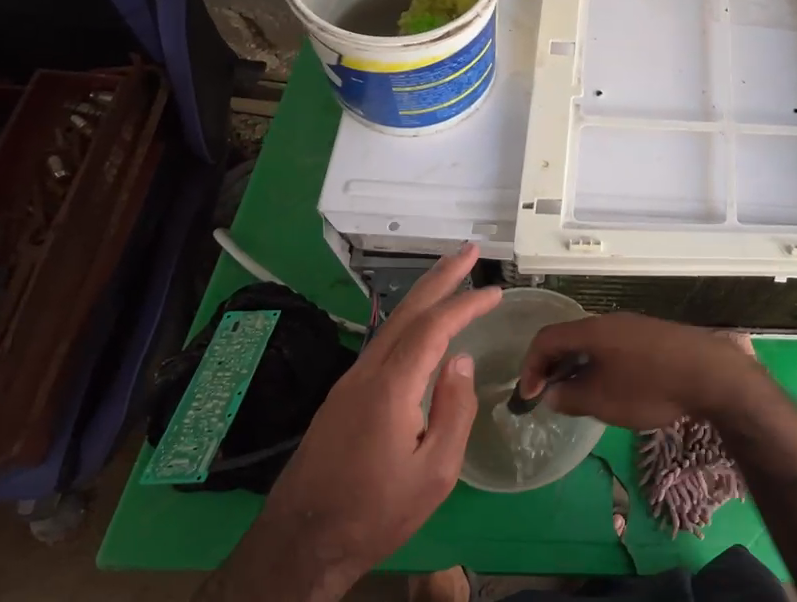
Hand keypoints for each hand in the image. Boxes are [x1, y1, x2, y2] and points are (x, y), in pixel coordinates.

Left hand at [248, 246, 500, 587]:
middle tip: (470, 250)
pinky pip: (382, 345)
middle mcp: (365, 375)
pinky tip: (421, 327)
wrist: (299, 546)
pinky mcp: (340, 400)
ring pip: (391, 325)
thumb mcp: (435, 472)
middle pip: (407, 312)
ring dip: (423, 296)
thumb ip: (454, 411)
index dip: (466, 305)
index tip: (496, 292)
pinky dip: (409, 322)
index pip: (434, 328)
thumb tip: (461, 361)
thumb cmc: (375, 513)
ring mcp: (348, 385)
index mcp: (390, 388)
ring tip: (450, 276)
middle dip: (440, 277)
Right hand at [517, 314, 763, 429]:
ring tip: (581, 396)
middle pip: (571, 337)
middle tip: (550, 396)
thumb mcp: (603, 400)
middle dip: (554, 366)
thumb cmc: (650, 387)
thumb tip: (552, 392)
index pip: (547, 337)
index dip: (530, 366)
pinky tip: (616, 389)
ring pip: (596, 343)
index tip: (529, 396)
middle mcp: (612, 321)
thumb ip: (570, 396)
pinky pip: (617, 348)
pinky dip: (604, 365)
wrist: (711, 374)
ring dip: (580, 367)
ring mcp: (636, 327)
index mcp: (593, 330)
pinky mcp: (656, 337)